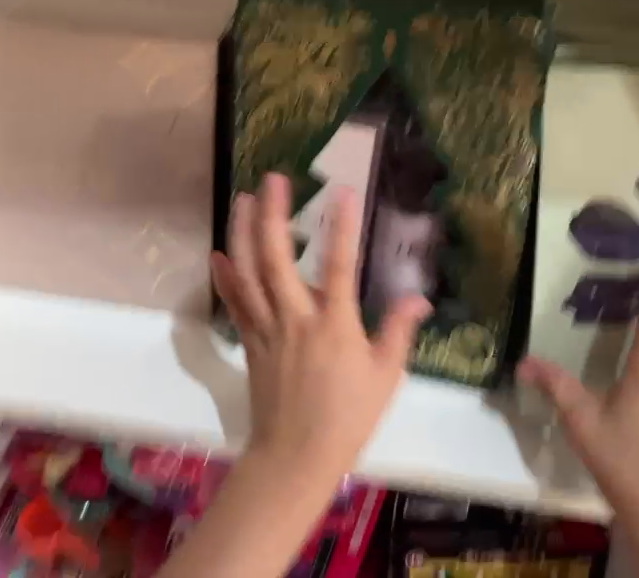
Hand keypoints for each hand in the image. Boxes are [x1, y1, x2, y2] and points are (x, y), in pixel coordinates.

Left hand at [210, 173, 432, 482]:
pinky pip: (236, 303)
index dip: (342, 227)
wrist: (295, 458)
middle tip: (273, 179)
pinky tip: (218, 253)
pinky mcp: (250, 342)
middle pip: (277, 260)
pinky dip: (225, 277)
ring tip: (243, 199)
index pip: (339, 267)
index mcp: (334, 326)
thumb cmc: (347, 419)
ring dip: (244, 233)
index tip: (343, 191)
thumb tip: (420, 297)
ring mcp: (267, 329)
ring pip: (249, 274)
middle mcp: (295, 318)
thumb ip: (399, 332)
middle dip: (273, 216)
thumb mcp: (385, 377)